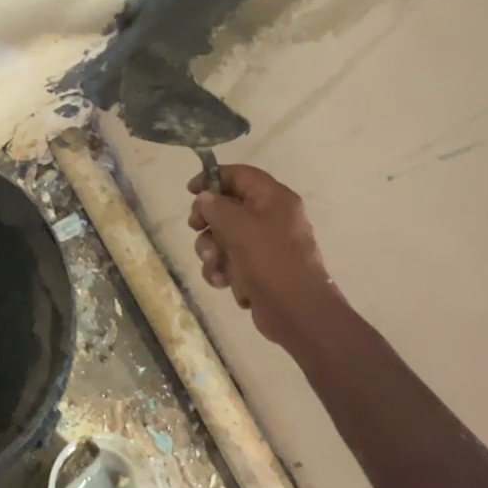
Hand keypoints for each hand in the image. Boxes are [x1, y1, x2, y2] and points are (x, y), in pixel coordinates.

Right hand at [187, 164, 334, 341]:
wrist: (297, 312)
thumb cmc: (269, 261)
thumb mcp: (237, 226)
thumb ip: (216, 206)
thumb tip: (205, 199)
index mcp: (274, 198)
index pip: (240, 175)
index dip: (212, 178)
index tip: (190, 191)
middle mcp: (272, 217)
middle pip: (229, 206)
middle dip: (209, 221)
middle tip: (196, 228)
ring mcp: (266, 245)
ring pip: (225, 237)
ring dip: (212, 250)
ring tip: (214, 264)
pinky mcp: (260, 270)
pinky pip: (232, 261)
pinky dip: (223, 269)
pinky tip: (223, 282)